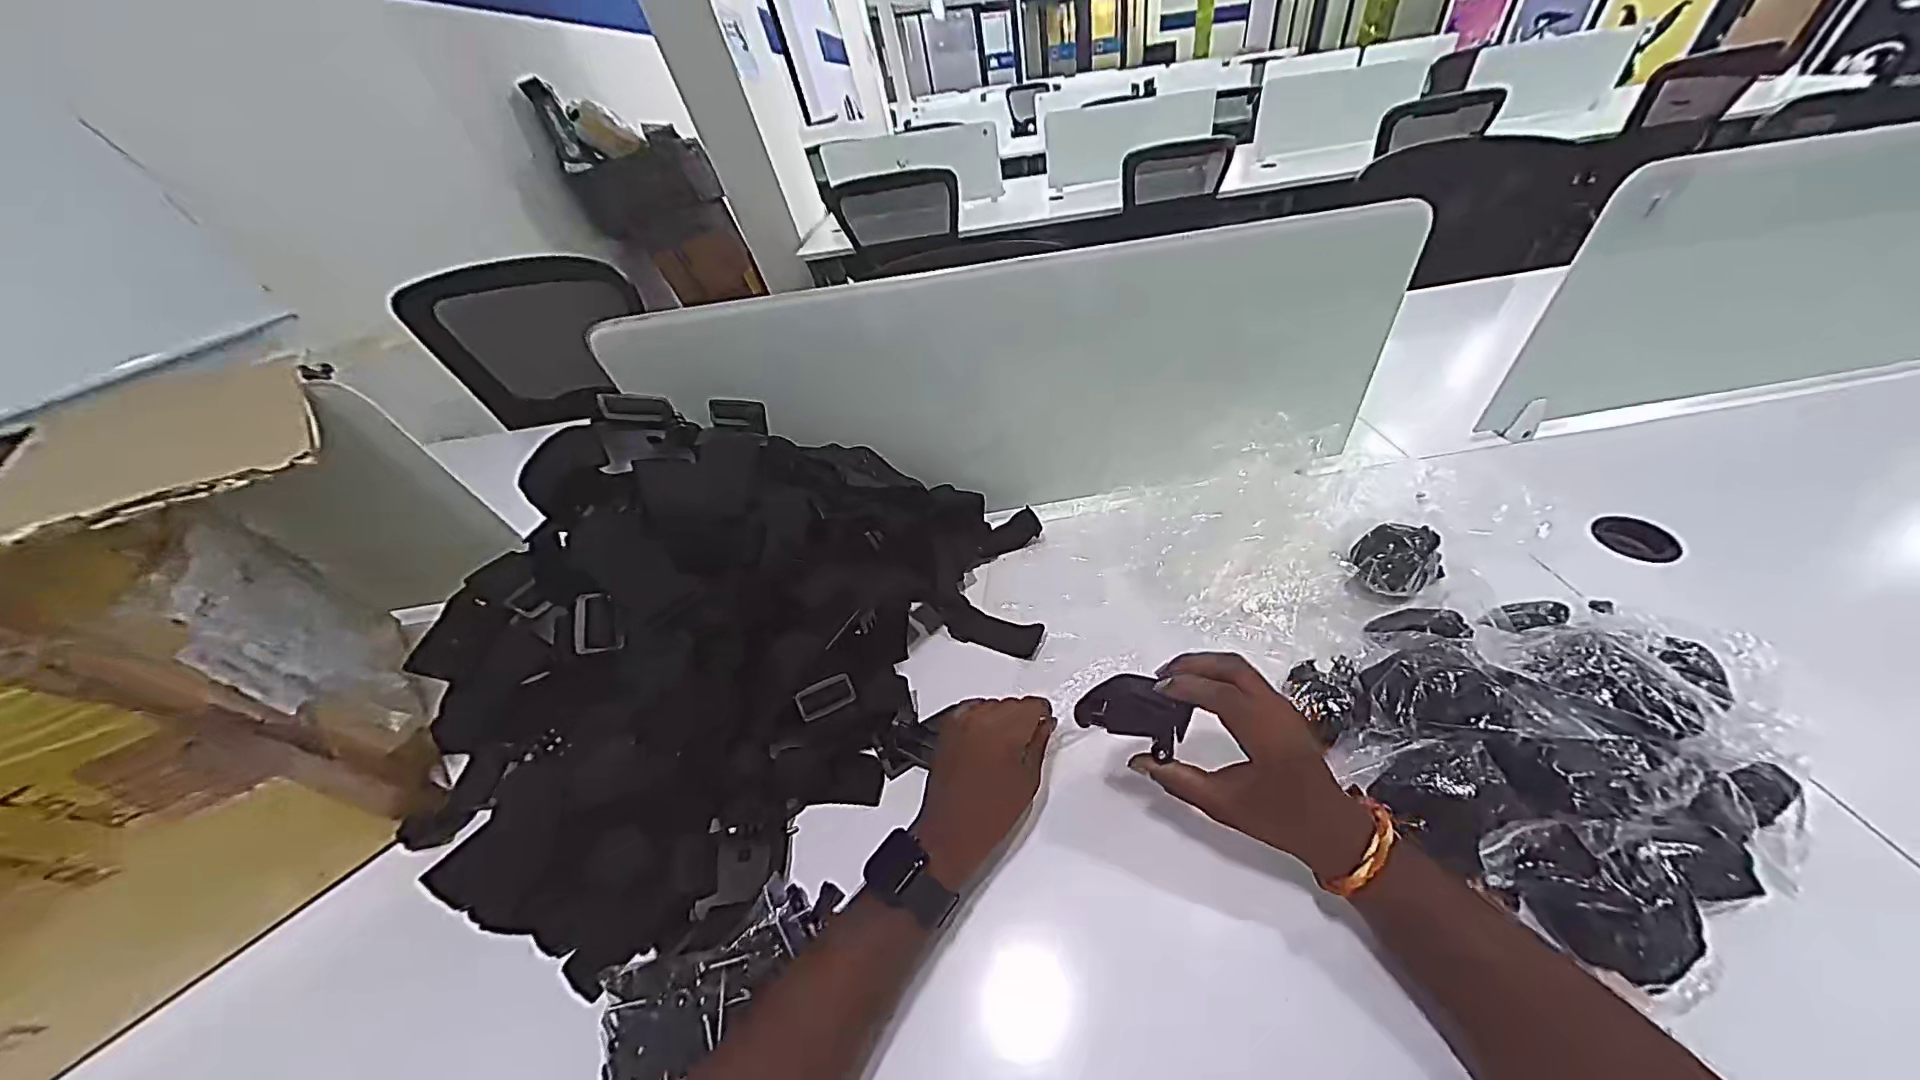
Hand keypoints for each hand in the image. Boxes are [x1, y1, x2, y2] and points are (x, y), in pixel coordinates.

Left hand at [913, 697, 1055, 885]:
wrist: (951, 832)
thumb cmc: (985, 816)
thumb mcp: (1028, 780)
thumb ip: (1039, 744)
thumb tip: (1044, 727)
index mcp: (1003, 729)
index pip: (1032, 704)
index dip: (1043, 715)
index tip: (1045, 724)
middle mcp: (978, 719)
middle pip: (1012, 703)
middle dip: (1023, 719)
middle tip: (1028, 744)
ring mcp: (959, 722)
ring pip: (991, 706)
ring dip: (1001, 721)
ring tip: (1004, 751)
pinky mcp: (946, 729)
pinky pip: (971, 713)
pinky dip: (981, 723)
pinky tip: (987, 746)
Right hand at [1131, 653, 1375, 881]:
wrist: (1331, 828)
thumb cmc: (1287, 819)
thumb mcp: (1223, 804)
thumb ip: (1178, 780)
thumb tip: (1144, 763)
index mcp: (1265, 732)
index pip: (1219, 693)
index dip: (1184, 686)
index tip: (1159, 690)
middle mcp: (1277, 712)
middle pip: (1231, 666)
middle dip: (1192, 664)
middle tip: (1164, 676)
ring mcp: (1283, 708)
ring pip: (1241, 668)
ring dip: (1206, 666)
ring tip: (1178, 679)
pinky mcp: (1283, 711)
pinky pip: (1248, 678)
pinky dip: (1220, 675)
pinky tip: (1203, 690)